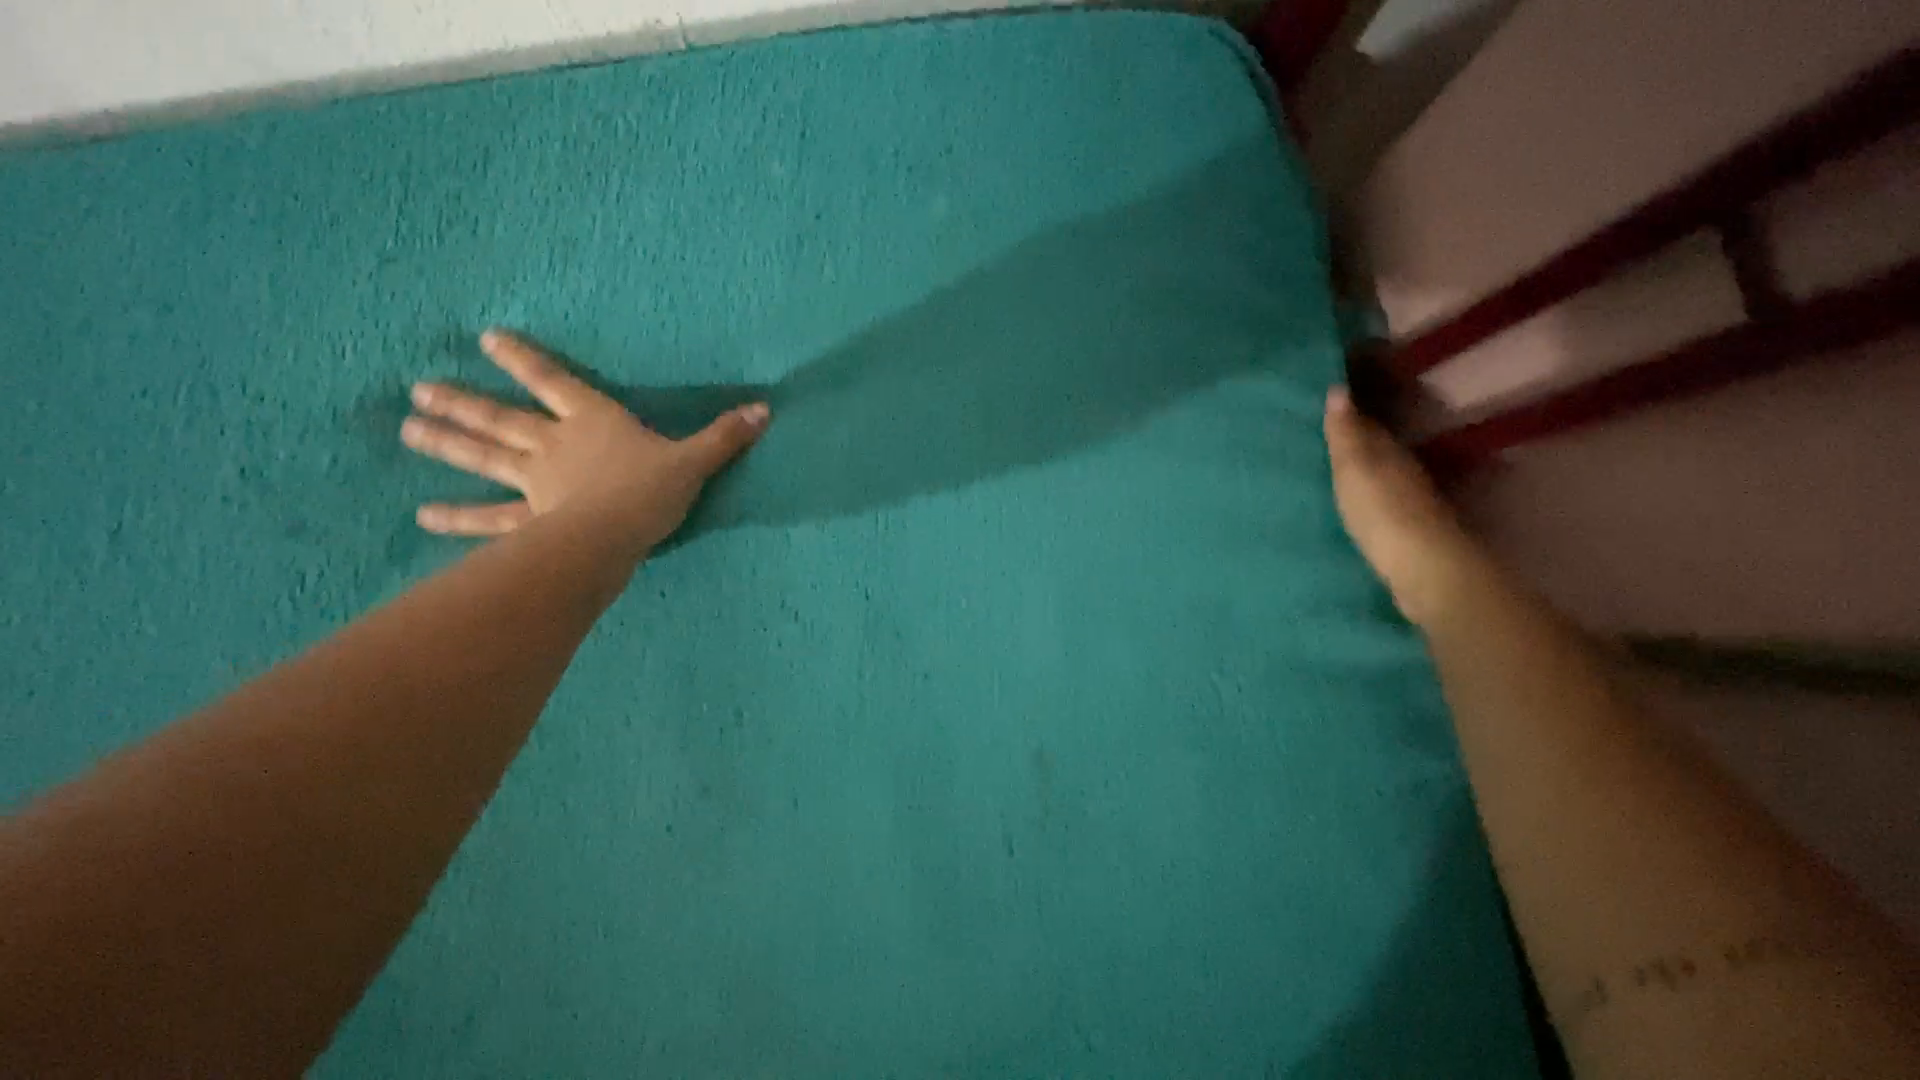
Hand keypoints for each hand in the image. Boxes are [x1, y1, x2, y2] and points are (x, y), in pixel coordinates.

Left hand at [402, 329, 768, 550]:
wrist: (615, 536)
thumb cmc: (650, 492)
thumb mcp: (694, 461)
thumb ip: (725, 437)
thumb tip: (766, 411)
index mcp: (592, 422)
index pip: (553, 381)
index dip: (522, 360)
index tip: (486, 339)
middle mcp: (554, 445)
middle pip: (502, 420)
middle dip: (462, 404)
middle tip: (418, 390)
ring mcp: (535, 483)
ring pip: (485, 459)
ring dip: (447, 445)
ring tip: (408, 430)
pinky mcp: (531, 521)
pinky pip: (491, 519)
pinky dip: (459, 518)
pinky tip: (424, 515)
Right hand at [1323, 386, 1489, 627]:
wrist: (1423, 570)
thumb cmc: (1383, 513)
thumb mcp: (1355, 468)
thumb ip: (1346, 434)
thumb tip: (1338, 388)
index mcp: (1391, 453)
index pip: (1368, 426)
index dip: (1349, 415)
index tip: (1327, 405)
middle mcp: (1406, 473)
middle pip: (1379, 452)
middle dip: (1357, 444)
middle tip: (1326, 438)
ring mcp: (1411, 505)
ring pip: (1384, 479)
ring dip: (1365, 474)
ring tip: (1336, 472)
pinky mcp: (1409, 534)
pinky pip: (1384, 506)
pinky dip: (1370, 501)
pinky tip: (1358, 507)